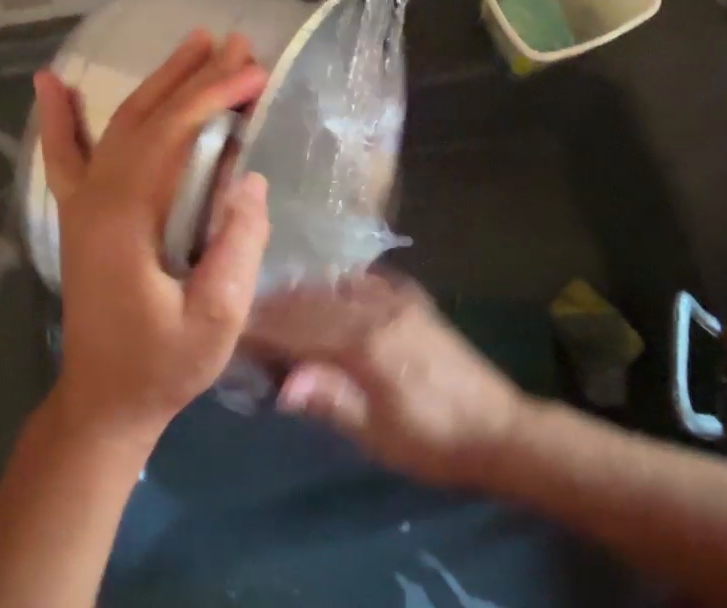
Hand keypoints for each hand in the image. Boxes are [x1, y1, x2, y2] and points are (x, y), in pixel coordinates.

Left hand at [33, 30, 272, 442]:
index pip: (172, 135)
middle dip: (193, 76)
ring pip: (118, 125)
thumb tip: (251, 182)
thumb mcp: (215, 320)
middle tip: (236, 43)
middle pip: (146, 118)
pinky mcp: (80, 217)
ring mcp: (81, 205)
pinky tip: (51, 84)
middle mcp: (95, 199)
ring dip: (157, 83)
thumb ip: (235, 248)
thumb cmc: (163, 365)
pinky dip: (60, 118)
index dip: (214, 97)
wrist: (104, 401)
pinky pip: (66, 156)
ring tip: (193, 45)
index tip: (256, 74)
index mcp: (125, 219)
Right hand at [244, 274, 526, 486]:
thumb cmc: (433, 442)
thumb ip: (330, 400)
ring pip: (332, 286)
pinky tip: (316, 293)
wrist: (499, 430)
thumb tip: (281, 384)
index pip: (298, 327)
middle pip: (311, 301)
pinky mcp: (411, 300)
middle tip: (236, 316)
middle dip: (271, 308)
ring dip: (297, 294)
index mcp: (367, 343)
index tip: (227, 330)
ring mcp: (397, 299)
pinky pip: (359, 282)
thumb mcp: (379, 434)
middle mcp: (379, 308)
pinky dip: (329, 287)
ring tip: (265, 305)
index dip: (259, 327)